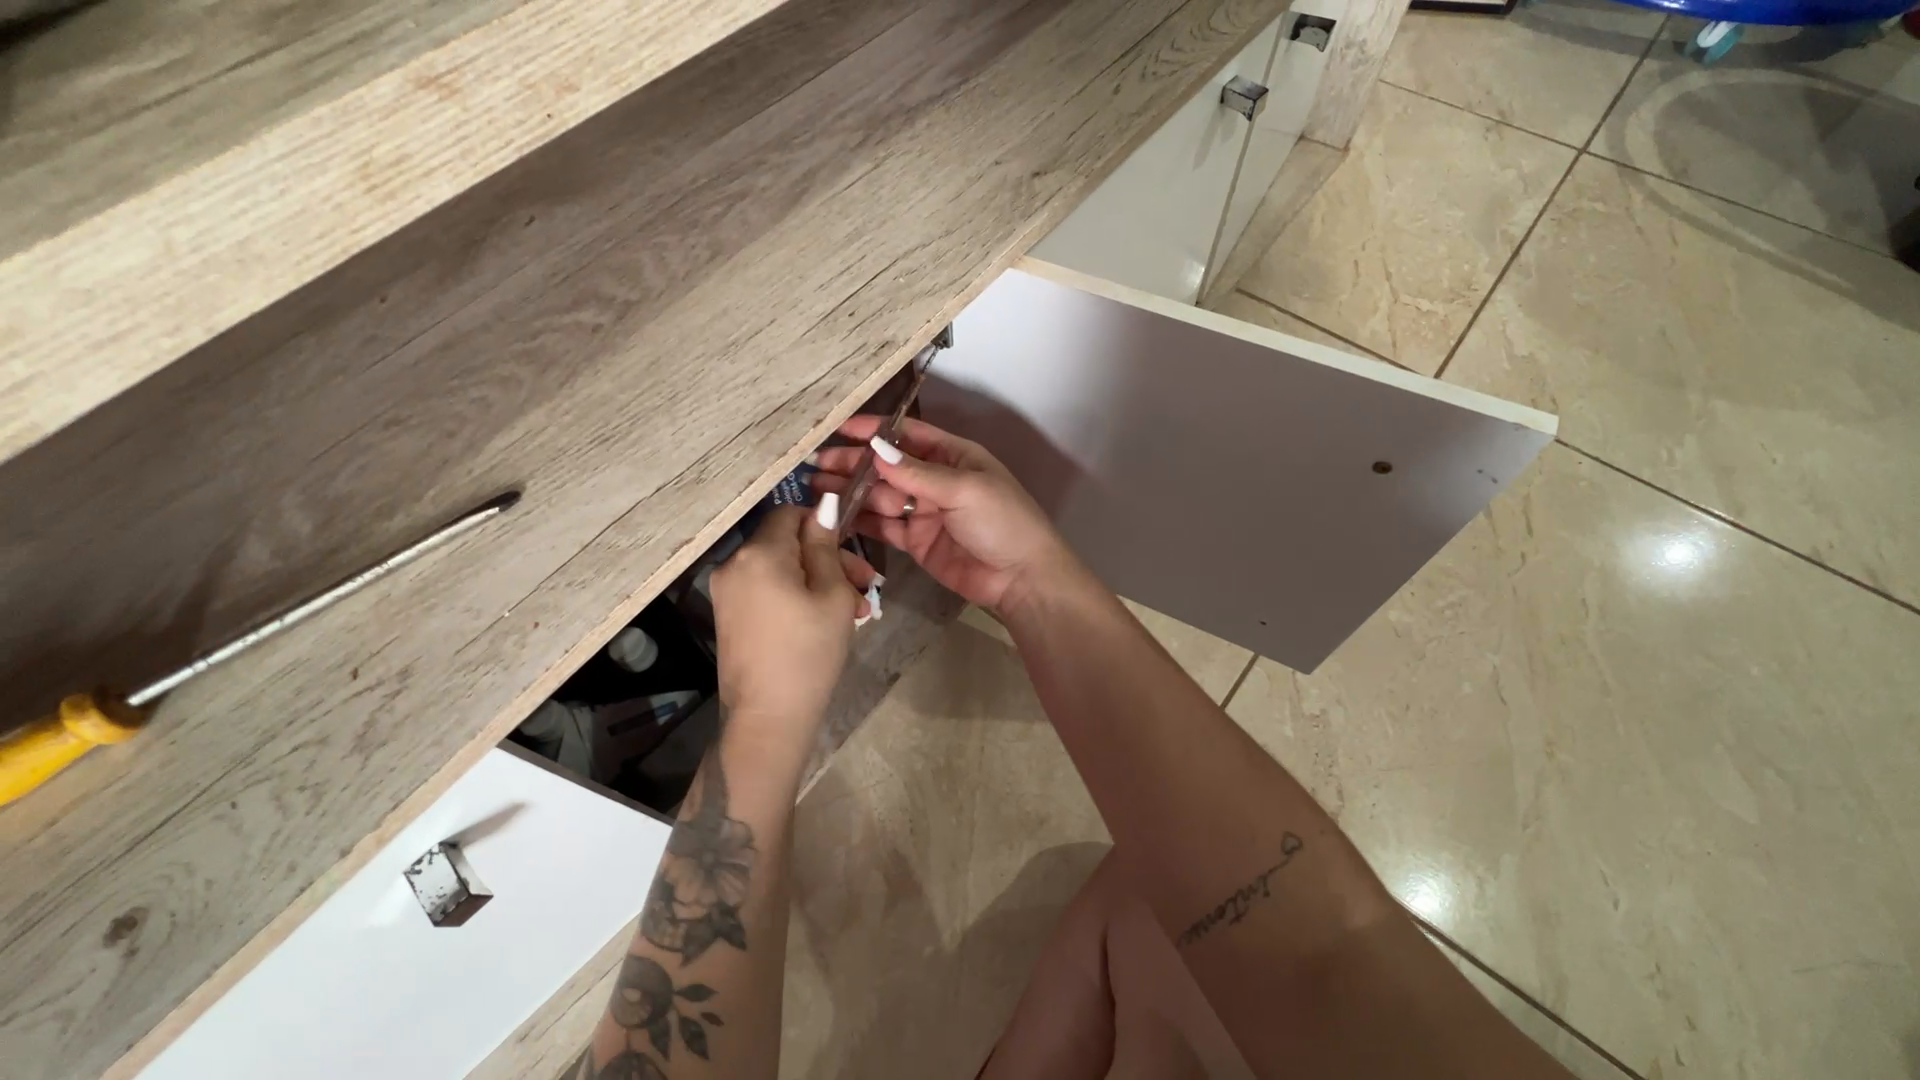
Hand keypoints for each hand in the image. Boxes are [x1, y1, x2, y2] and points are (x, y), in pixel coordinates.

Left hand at [708, 505, 875, 740]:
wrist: (769, 717)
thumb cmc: (809, 652)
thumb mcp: (831, 596)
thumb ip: (826, 548)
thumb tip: (824, 506)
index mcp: (758, 553)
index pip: (790, 513)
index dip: (822, 525)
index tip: (851, 552)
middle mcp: (733, 564)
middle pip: (786, 543)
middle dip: (827, 559)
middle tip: (866, 586)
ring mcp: (726, 592)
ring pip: (779, 569)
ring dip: (817, 581)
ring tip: (854, 611)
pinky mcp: (728, 616)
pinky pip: (766, 590)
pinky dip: (794, 597)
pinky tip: (823, 622)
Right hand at [811, 416, 1082, 614]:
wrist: (1021, 579)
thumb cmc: (1003, 522)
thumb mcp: (963, 489)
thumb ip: (917, 472)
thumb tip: (876, 448)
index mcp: (953, 456)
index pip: (907, 435)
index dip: (874, 431)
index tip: (839, 428)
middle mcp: (935, 480)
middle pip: (887, 467)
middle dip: (854, 464)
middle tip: (816, 464)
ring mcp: (924, 512)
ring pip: (880, 496)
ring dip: (851, 492)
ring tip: (816, 489)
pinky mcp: (916, 542)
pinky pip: (883, 527)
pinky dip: (860, 522)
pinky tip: (834, 516)